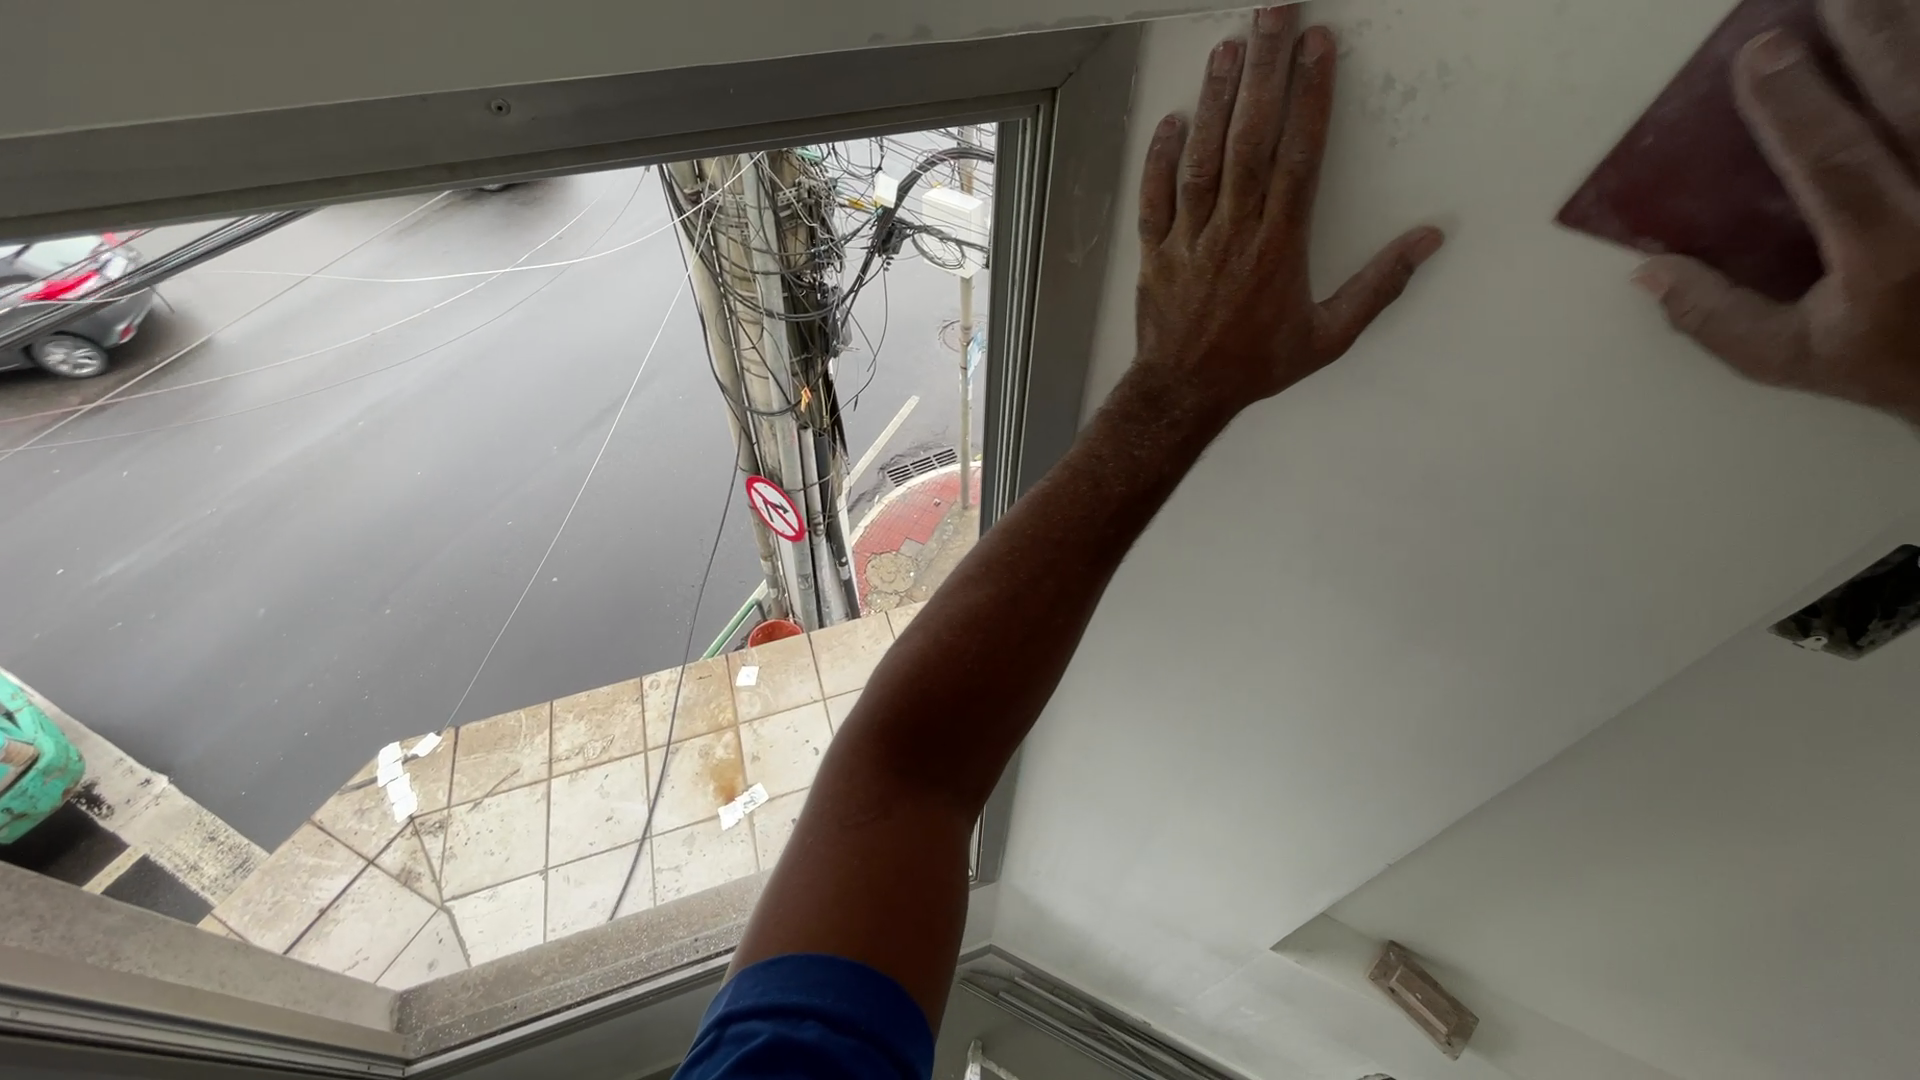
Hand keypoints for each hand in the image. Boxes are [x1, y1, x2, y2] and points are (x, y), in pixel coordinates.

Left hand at [1134, 6, 1444, 418]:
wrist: (1183, 394)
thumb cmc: (1253, 367)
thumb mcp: (1326, 337)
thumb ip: (1378, 287)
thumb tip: (1428, 241)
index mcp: (1279, 246)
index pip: (1300, 155)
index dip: (1311, 96)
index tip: (1319, 47)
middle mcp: (1233, 232)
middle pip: (1250, 140)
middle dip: (1265, 72)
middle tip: (1275, 14)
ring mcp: (1188, 239)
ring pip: (1201, 159)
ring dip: (1215, 101)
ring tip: (1228, 48)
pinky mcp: (1153, 253)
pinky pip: (1154, 198)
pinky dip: (1159, 159)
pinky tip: (1171, 120)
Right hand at [1635, 0, 1919, 423]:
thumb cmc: (1895, 362)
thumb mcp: (1788, 357)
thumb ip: (1715, 318)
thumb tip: (1649, 273)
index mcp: (1888, 246)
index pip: (1834, 159)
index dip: (1794, 105)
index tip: (1761, 53)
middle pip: (1913, 92)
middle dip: (1871, 31)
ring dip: (1913, 32)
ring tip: (1875, 0)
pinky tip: (1918, 44)